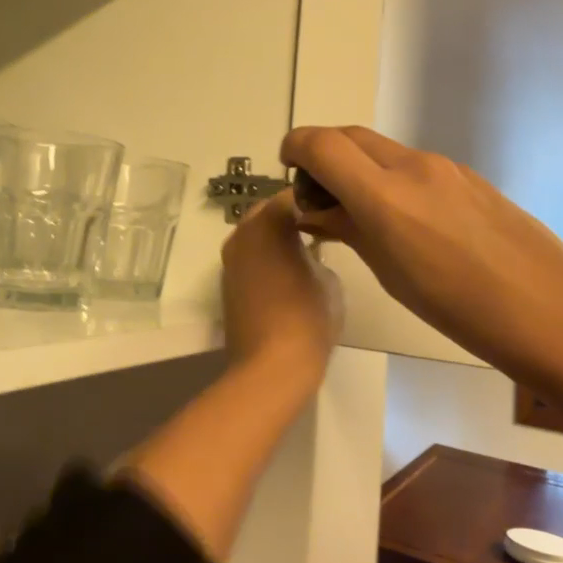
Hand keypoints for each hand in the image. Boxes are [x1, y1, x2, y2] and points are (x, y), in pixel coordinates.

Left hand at [220, 189, 341, 376]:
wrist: (270, 367)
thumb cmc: (307, 317)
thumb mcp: (329, 279)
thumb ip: (319, 251)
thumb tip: (310, 250)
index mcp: (269, 223)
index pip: (293, 195)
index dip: (316, 198)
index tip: (335, 207)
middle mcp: (243, 234)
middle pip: (269, 211)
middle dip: (293, 214)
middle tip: (321, 226)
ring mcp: (230, 259)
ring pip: (256, 234)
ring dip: (276, 236)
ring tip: (305, 249)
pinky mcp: (226, 283)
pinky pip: (249, 257)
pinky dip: (265, 256)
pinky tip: (286, 272)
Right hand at [280, 126, 562, 365]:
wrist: (550, 312)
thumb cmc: (458, 308)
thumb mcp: (389, 272)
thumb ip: (347, 230)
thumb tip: (314, 211)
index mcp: (385, 194)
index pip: (321, 144)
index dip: (295, 149)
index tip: (288, 172)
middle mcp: (413, 166)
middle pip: (349, 136)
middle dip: (322, 154)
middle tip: (317, 195)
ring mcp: (446, 168)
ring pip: (382, 150)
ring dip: (357, 167)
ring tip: (358, 215)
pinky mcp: (470, 179)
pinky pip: (414, 166)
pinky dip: (390, 179)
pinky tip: (404, 222)